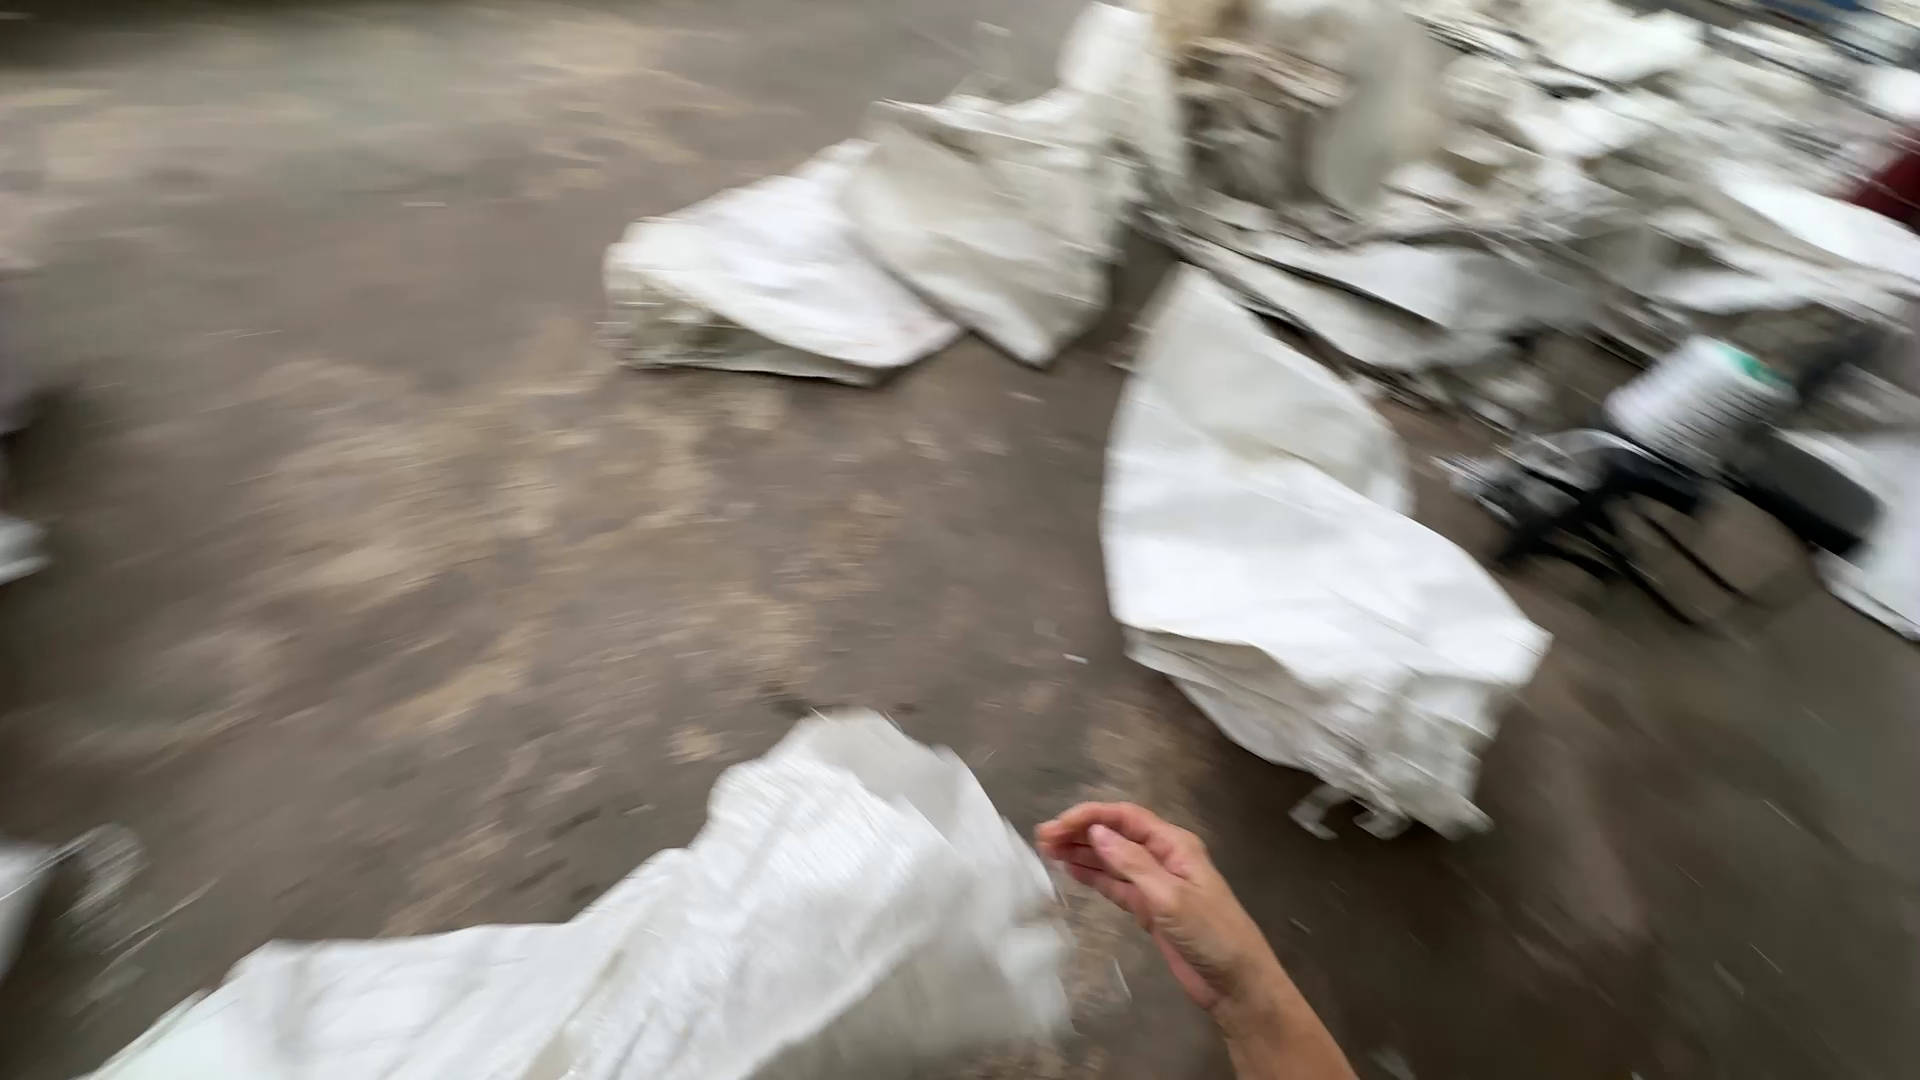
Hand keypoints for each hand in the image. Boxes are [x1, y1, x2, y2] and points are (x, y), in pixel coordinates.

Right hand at [1035, 802, 1285, 1016]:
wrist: (1238, 986)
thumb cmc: (1211, 934)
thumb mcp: (1171, 897)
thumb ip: (1132, 863)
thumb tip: (1096, 832)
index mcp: (1173, 844)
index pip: (1124, 817)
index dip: (1090, 816)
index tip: (1058, 824)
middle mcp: (1162, 856)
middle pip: (1115, 834)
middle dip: (1080, 832)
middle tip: (1044, 837)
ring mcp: (1154, 882)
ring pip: (1111, 858)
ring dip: (1082, 852)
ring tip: (1048, 850)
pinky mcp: (1149, 907)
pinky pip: (1115, 884)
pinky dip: (1093, 876)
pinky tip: (1070, 870)